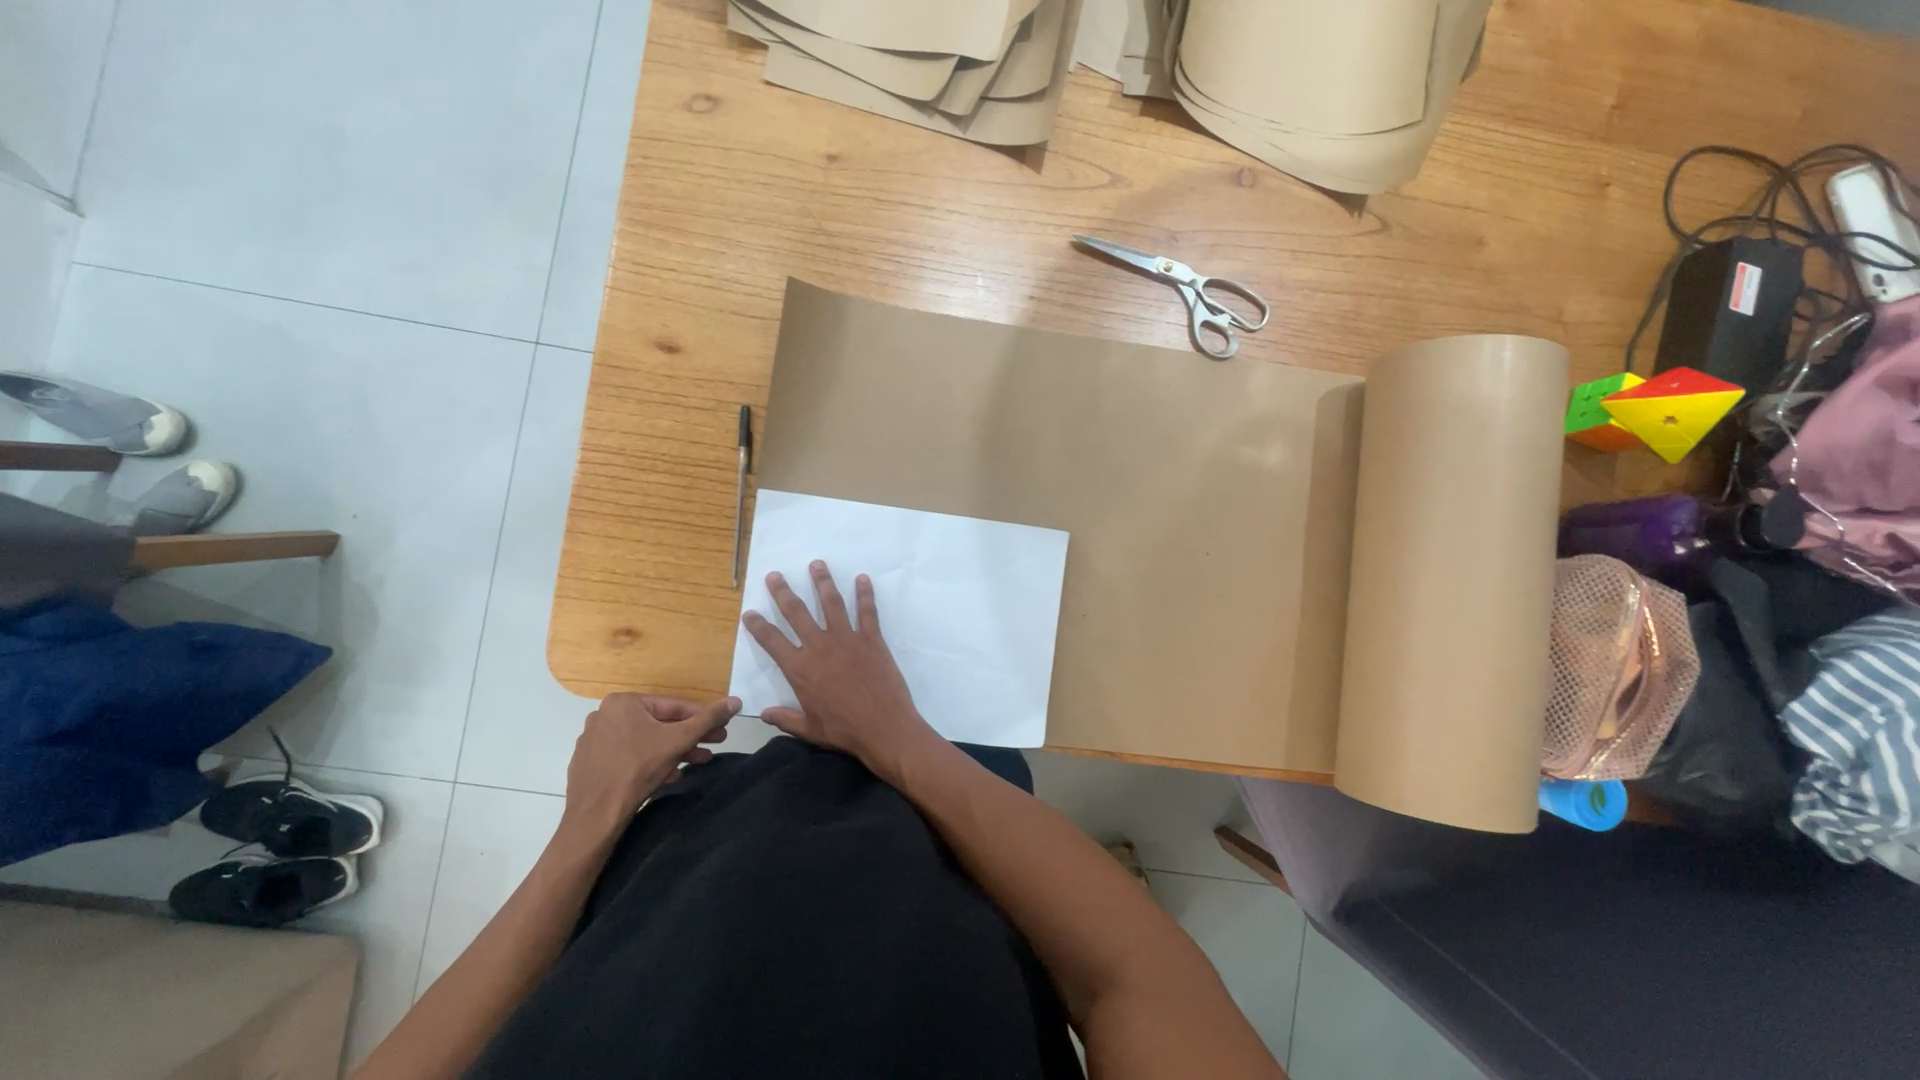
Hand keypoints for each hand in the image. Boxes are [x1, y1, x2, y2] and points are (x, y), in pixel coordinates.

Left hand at [562, 693, 737, 835]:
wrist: (595, 813)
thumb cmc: (638, 768)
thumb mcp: (678, 741)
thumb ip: (708, 719)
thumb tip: (735, 701)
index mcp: (624, 702)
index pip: (673, 706)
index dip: (702, 718)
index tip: (722, 728)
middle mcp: (605, 715)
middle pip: (659, 724)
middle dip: (689, 736)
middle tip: (715, 744)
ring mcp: (595, 739)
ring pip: (645, 741)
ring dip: (674, 750)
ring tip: (698, 761)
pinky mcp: (591, 762)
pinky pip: (628, 756)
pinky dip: (651, 762)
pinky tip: (670, 775)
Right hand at [742, 560, 934, 771]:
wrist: (883, 727)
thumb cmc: (844, 731)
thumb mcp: (809, 729)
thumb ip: (785, 719)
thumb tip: (763, 714)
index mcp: (800, 669)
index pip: (772, 641)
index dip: (758, 625)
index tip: (749, 612)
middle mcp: (819, 647)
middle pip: (796, 612)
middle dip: (783, 591)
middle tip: (775, 575)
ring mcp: (847, 639)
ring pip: (831, 603)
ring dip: (822, 582)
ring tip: (816, 564)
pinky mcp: (872, 639)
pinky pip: (867, 611)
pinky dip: (865, 594)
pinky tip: (862, 579)